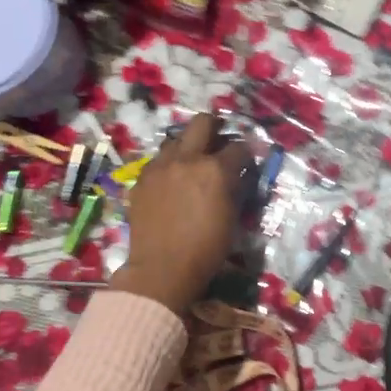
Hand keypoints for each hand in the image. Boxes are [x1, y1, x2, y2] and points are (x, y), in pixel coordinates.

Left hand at [110, 113, 250, 314]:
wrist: (162, 268)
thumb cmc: (206, 249)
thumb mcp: (232, 217)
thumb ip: (235, 187)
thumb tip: (238, 174)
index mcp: (214, 169)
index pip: (239, 147)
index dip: (247, 152)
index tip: (248, 159)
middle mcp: (186, 159)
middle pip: (202, 122)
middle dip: (215, 128)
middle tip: (219, 142)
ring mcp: (160, 166)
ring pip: (176, 139)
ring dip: (188, 146)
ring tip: (192, 163)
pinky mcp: (142, 179)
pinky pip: (158, 161)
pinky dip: (169, 165)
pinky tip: (172, 182)